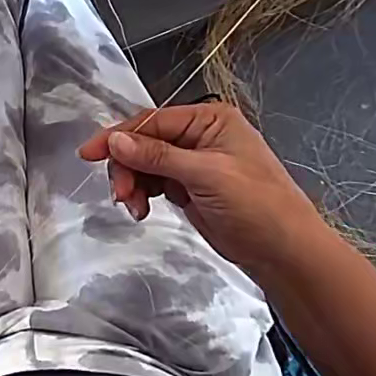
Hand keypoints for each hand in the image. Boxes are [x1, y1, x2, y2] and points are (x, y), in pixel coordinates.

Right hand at [77, 102, 331, 272]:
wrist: (287, 255)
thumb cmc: (260, 207)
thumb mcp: (206, 176)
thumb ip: (157, 156)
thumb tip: (115, 140)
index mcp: (209, 120)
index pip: (151, 121)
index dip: (117, 137)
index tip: (88, 154)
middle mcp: (198, 135)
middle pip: (142, 143)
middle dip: (127, 167)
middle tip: (122, 194)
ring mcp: (192, 161)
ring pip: (142, 163)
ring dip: (132, 184)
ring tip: (134, 207)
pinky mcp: (187, 186)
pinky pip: (151, 181)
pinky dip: (141, 194)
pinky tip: (141, 209)